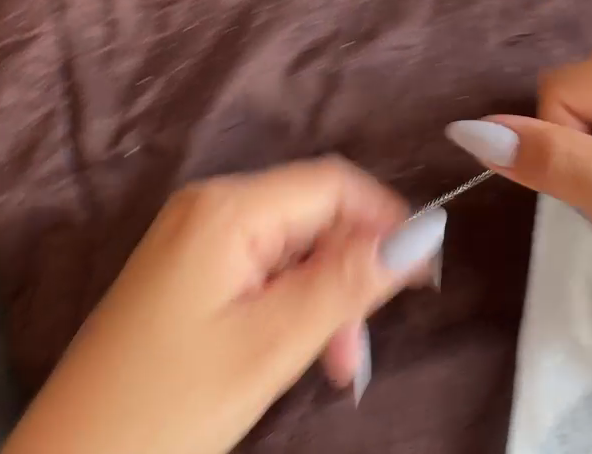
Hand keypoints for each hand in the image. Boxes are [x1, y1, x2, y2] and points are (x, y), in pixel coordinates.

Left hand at [2, 158, 445, 453]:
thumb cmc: (166, 407)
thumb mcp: (267, 347)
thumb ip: (345, 284)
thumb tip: (420, 232)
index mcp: (225, 209)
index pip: (330, 184)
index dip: (384, 218)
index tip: (425, 273)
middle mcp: (209, 207)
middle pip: (310, 217)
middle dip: (349, 273)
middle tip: (362, 350)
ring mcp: (193, 239)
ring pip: (290, 249)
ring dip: (324, 298)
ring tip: (335, 367)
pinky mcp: (187, 273)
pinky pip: (260, 271)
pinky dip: (290, 307)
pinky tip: (298, 353)